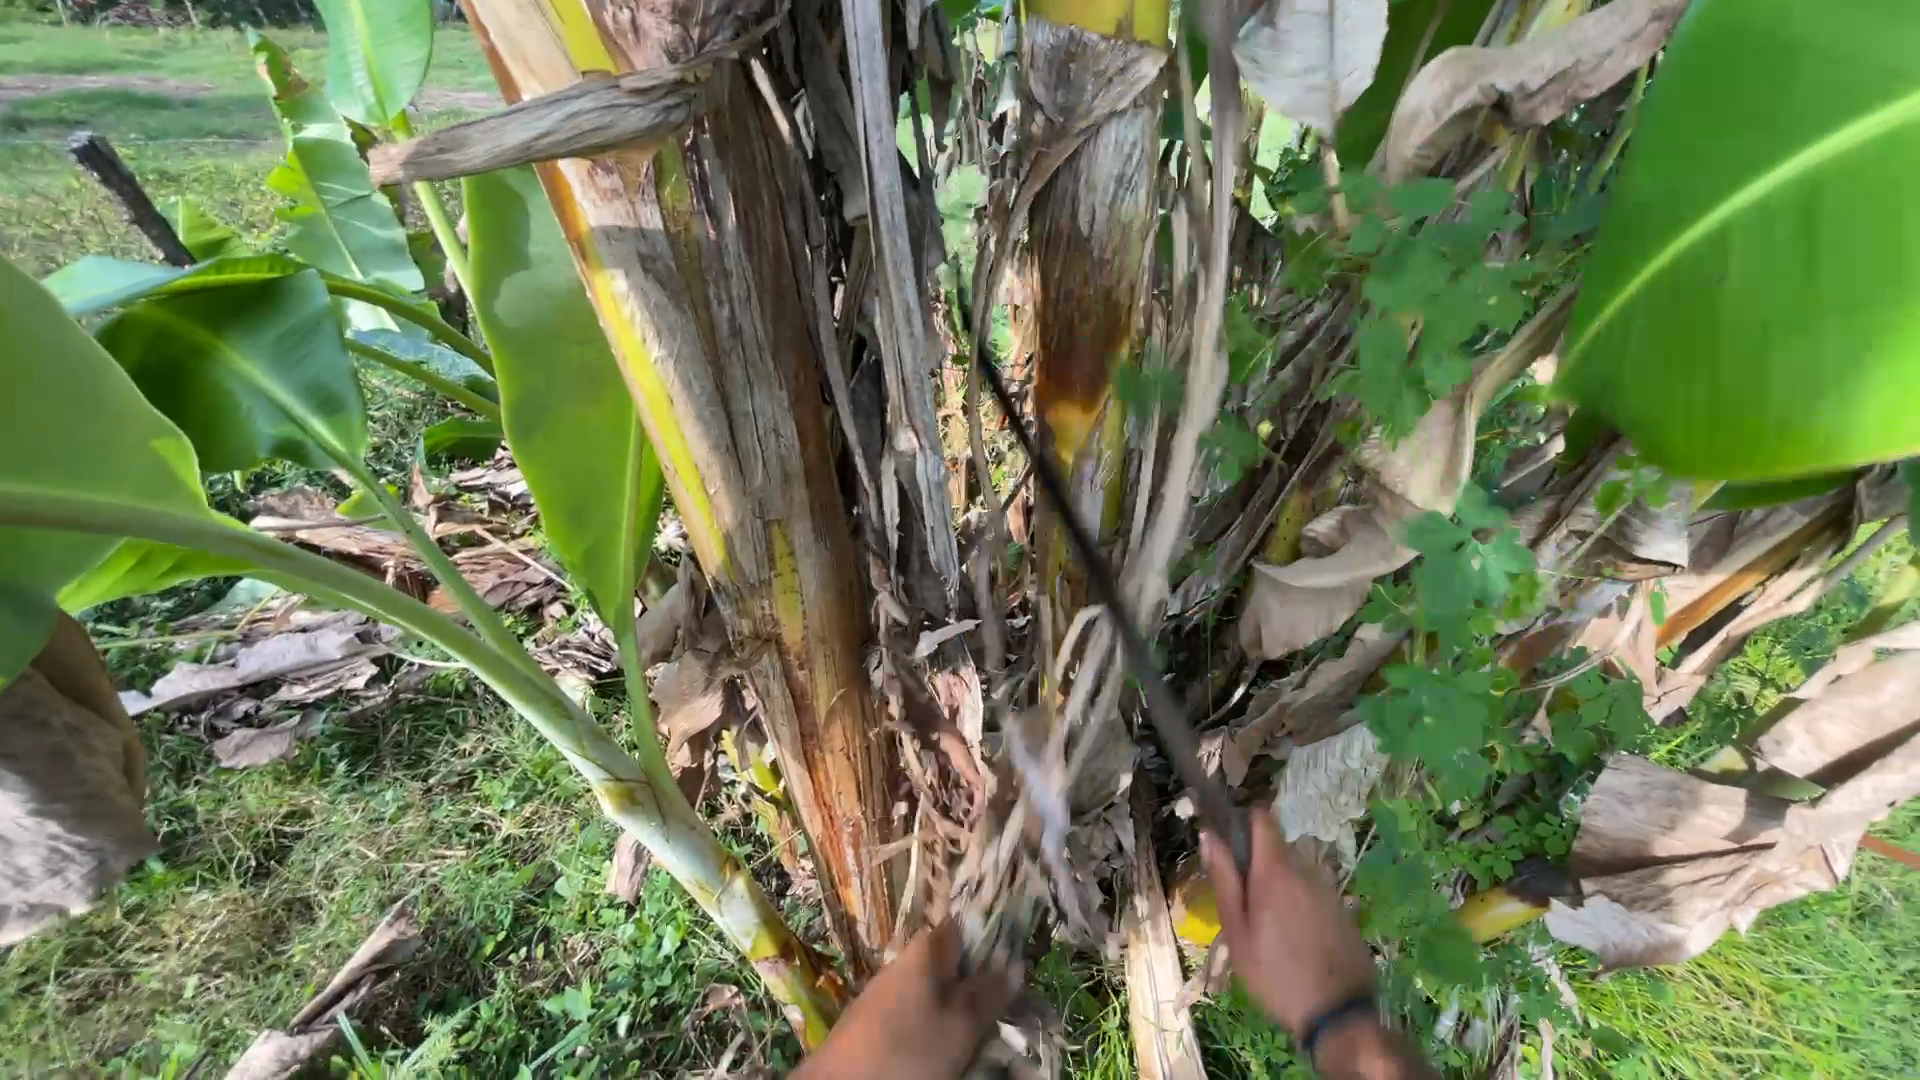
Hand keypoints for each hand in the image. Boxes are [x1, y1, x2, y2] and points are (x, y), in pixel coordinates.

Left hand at [792, 921, 1017, 1078]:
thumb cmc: (907, 1051)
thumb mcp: (960, 1026)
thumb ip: (988, 994)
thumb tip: (1013, 962)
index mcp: (926, 950)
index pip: (964, 927)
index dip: (990, 942)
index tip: (1013, 965)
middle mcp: (904, 962)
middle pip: (951, 965)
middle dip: (976, 987)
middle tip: (1001, 1015)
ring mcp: (886, 993)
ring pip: (934, 995)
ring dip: (956, 1014)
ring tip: (978, 1041)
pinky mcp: (873, 1024)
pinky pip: (915, 1018)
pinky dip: (932, 1031)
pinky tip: (942, 1053)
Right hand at [1200, 813, 1375, 1037]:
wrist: (1339, 1017)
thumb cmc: (1274, 973)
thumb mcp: (1236, 930)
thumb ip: (1224, 879)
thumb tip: (1209, 835)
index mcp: (1275, 871)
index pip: (1262, 818)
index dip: (1243, 820)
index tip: (1228, 841)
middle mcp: (1305, 871)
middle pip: (1276, 849)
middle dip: (1257, 865)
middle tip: (1243, 904)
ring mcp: (1329, 892)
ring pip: (1295, 874)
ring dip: (1279, 887)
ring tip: (1269, 929)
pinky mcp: (1344, 913)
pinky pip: (1313, 896)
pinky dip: (1300, 907)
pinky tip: (1295, 942)